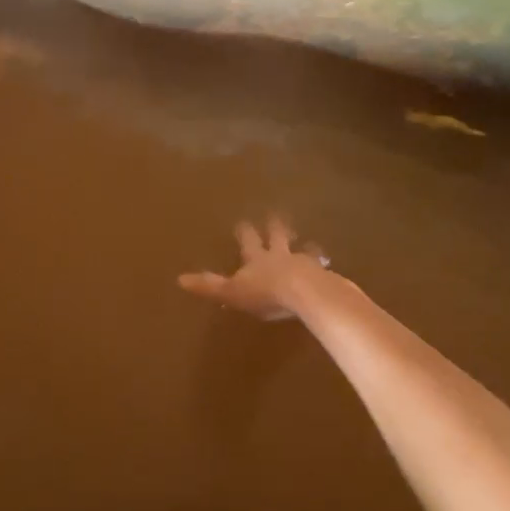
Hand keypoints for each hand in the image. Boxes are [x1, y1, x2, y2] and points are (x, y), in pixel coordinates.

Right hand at [178, 217, 336, 320]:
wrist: (307, 294)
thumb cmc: (265, 293)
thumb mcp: (232, 291)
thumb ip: (209, 286)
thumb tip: (180, 279)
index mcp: (257, 258)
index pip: (249, 240)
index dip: (245, 232)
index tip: (244, 221)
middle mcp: (281, 256)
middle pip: (278, 237)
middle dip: (277, 228)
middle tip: (278, 216)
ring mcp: (305, 264)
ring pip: (305, 251)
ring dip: (306, 247)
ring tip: (312, 245)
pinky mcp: (325, 277)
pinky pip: (324, 270)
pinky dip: (324, 269)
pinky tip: (330, 271)